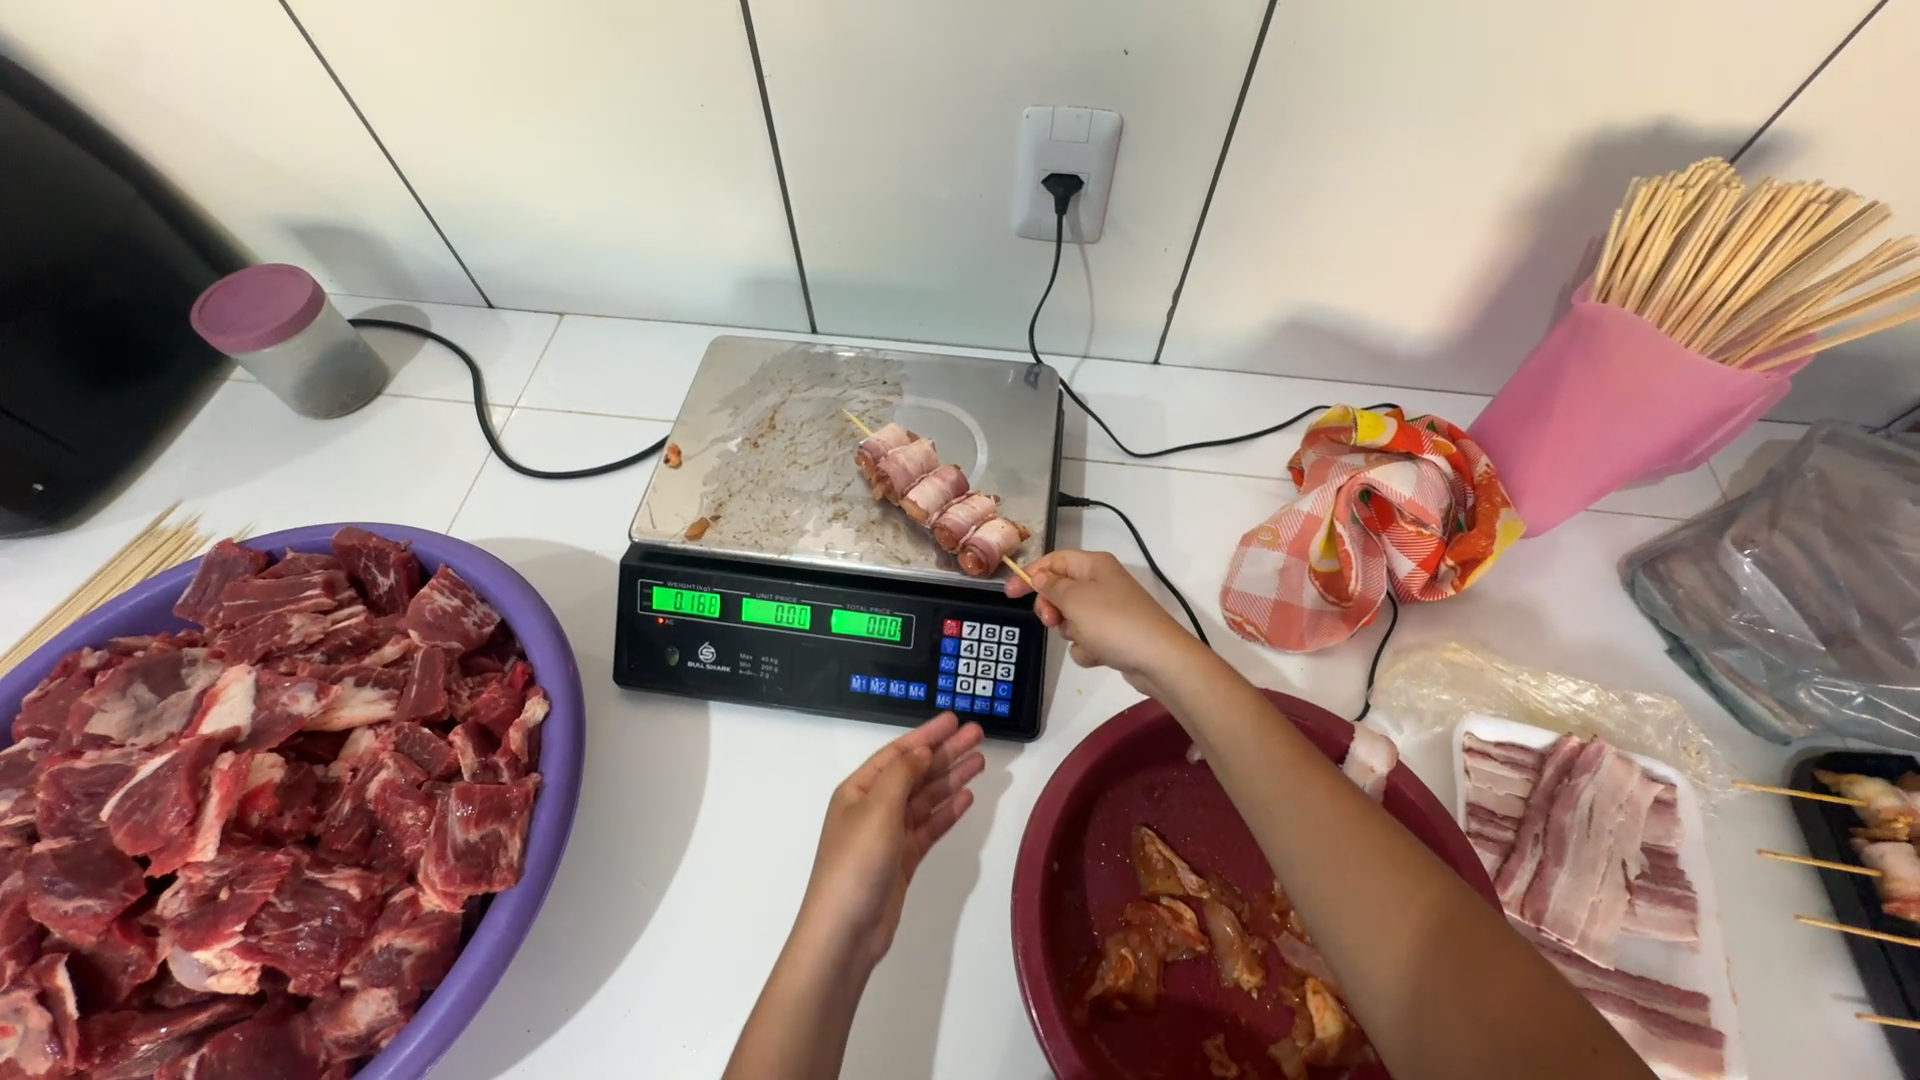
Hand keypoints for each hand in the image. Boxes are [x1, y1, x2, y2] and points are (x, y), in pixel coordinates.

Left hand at [796, 712, 985, 969]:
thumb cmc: (856, 863)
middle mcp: (873, 807)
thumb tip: (922, 750)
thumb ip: (903, 775)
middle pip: (915, 772)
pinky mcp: (902, 860)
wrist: (845, 932)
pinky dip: (947, 812)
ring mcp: (888, 835)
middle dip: (945, 753)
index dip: (926, 735)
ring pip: (925, 798)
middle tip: (978, 735)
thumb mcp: (877, 809)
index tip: (954, 720)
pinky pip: (929, 827)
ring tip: (980, 762)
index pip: (898, 753)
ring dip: (950, 778)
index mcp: (858, 790)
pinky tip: (966, 798)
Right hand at [1005, 549, 1200, 696]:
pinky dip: (1088, 648)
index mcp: (1094, 566)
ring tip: (1086, 639)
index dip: (1030, 574)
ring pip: (1071, 618)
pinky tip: (1099, 654)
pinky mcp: (1114, 636)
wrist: (1158, 659)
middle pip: (1060, 590)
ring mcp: (1109, 611)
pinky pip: (1086, 639)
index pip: (1053, 561)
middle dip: (1052, 608)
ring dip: (1072, 632)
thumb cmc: (1114, 622)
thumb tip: (1040, 577)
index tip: (1009, 593)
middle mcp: (1102, 583)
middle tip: (1052, 621)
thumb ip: (1052, 586)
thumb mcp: (1075, 599)